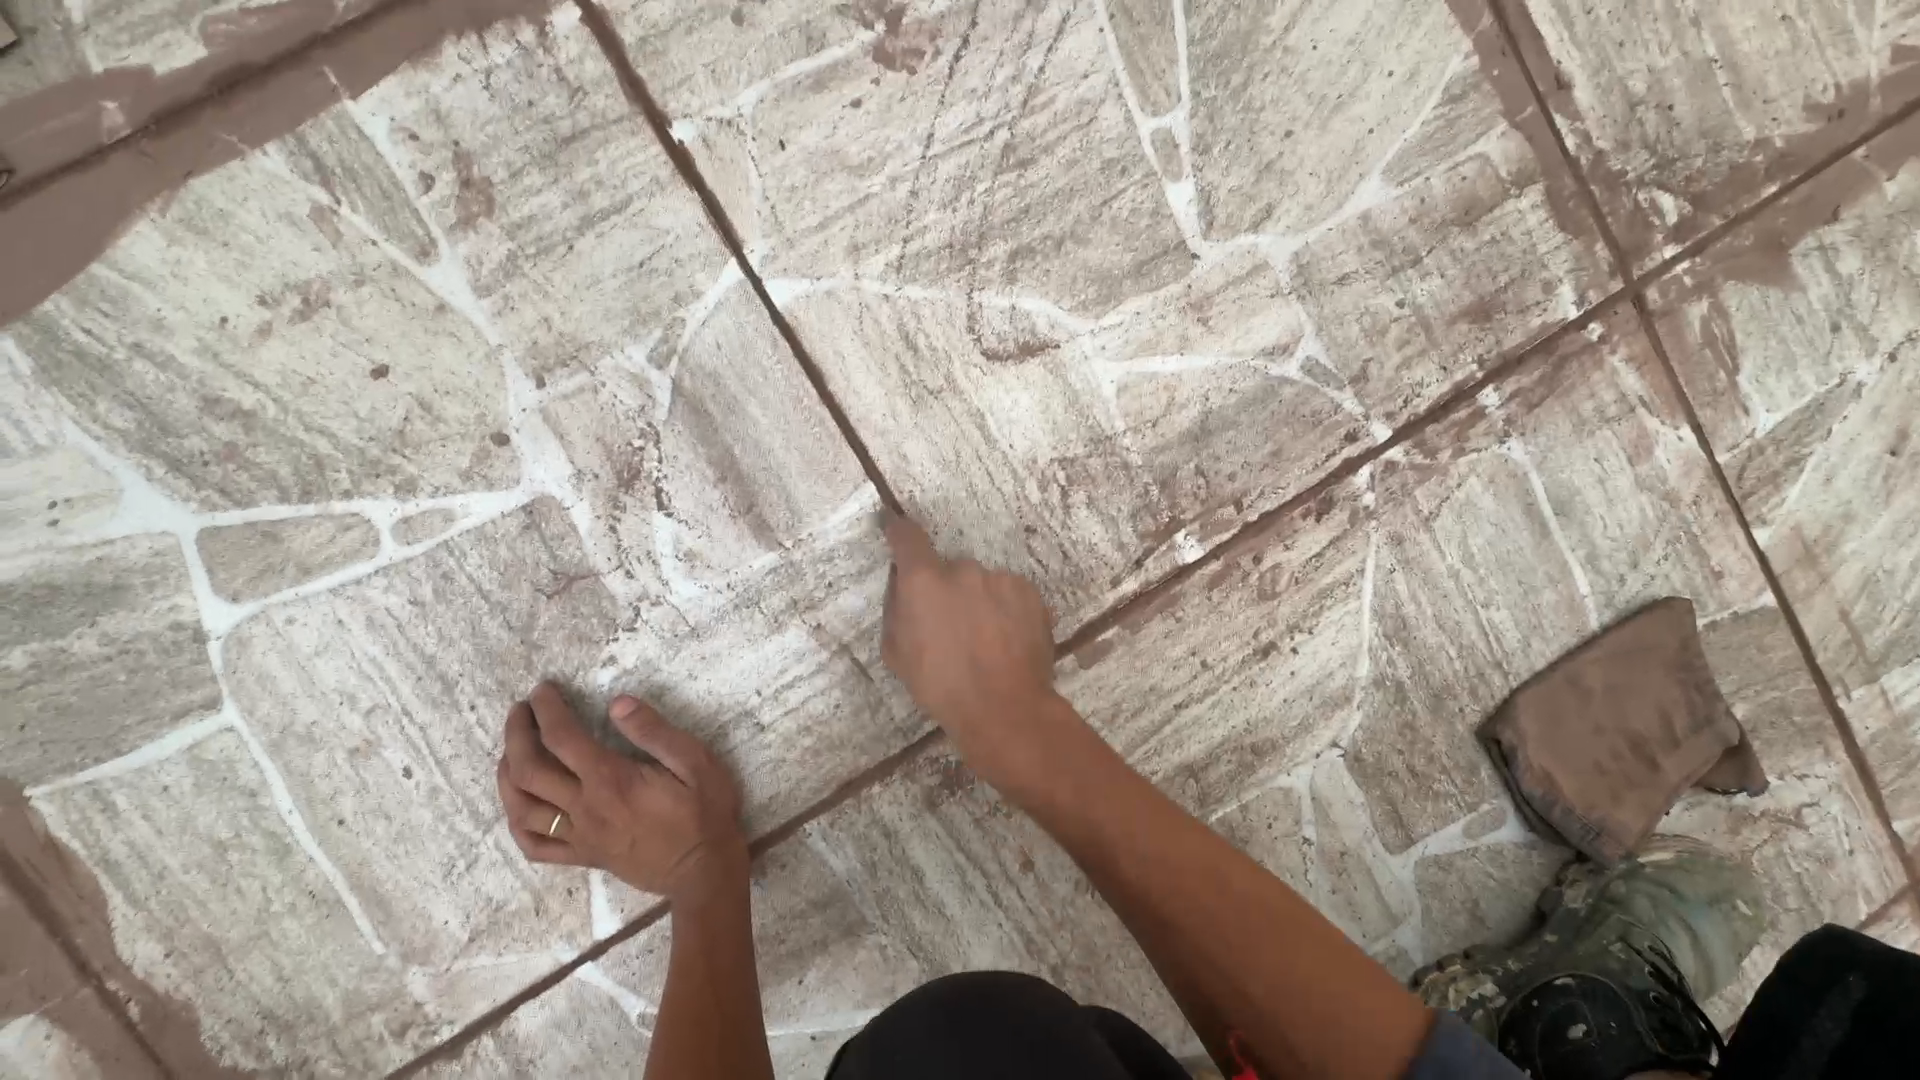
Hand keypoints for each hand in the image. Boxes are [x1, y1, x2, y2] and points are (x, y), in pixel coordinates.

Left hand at [497, 682, 747, 902]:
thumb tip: (618, 702)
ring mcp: (580, 836)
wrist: (704, 871)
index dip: (546, 708)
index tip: (543, 689)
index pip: (562, 737)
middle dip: (516, 734)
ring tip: (511, 750)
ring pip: (521, 807)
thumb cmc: (705, 813)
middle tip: (521, 710)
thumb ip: (656, 732)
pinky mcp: (583, 857)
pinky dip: (517, 822)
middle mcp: (585, 808)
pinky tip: (520, 804)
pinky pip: (535, 845)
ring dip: (506, 774)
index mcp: (611, 780)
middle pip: (528, 770)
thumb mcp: (696, 762)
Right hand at [881, 513, 1070, 787]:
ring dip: (977, 601)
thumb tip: (900, 586)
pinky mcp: (1030, 593)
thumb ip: (896, 610)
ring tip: (983, 641)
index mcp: (924, 581)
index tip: (892, 524)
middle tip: (949, 627)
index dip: (897, 529)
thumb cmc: (941, 686)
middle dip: (945, 591)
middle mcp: (963, 569)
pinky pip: (1008, 594)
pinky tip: (1005, 640)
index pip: (907, 537)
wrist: (1004, 708)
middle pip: (947, 570)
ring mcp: (1000, 579)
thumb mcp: (897, 654)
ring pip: (981, 583)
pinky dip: (1004, 610)